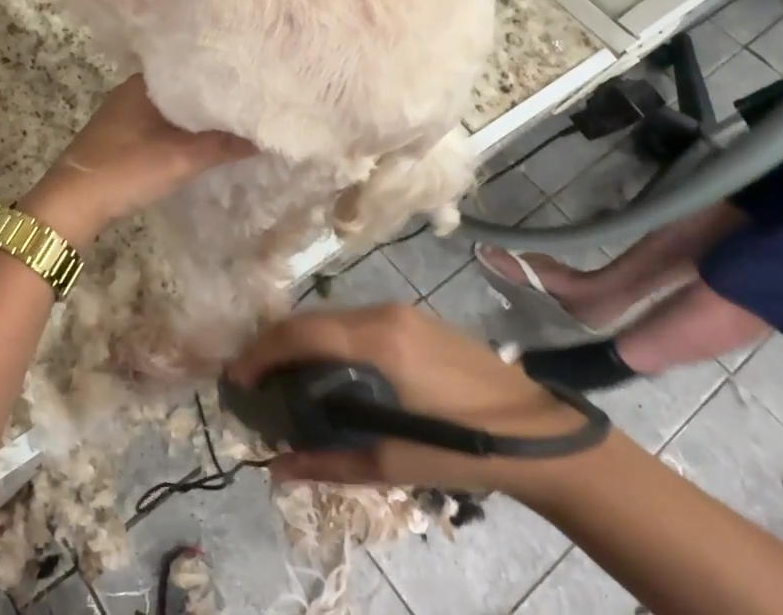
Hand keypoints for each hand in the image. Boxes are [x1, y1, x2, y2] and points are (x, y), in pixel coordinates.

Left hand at [19, 75, 256, 246]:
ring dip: (199, 118)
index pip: (191, 67)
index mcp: (143, 84)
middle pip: (183, 90)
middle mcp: (132, 92)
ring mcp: (125, 116)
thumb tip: (268, 134)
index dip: (223, 74)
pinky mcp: (122, 139)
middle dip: (214, 98)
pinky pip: (162, 127)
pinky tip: (205, 141)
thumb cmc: (125, 170)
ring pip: (173, 111)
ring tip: (239, 119)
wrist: (72, 203)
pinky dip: (184, 133)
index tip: (255, 78)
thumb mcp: (181, 158)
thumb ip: (224, 145)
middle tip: (255, 100)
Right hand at [226, 305, 599, 495]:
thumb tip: (273, 470)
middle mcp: (384, 313)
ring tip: (282, 375)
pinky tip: (324, 367)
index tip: (235, 378)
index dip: (259, 353)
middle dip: (273, 345)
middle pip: (309, 319)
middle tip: (252, 378)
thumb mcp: (392, 463)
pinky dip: (326, 339)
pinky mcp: (415, 319)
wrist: (546, 438)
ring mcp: (402, 311)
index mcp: (377, 341)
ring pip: (330, 317)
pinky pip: (353, 320)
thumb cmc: (466, 450)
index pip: (299, 333)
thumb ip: (327, 463)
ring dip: (299, 341)